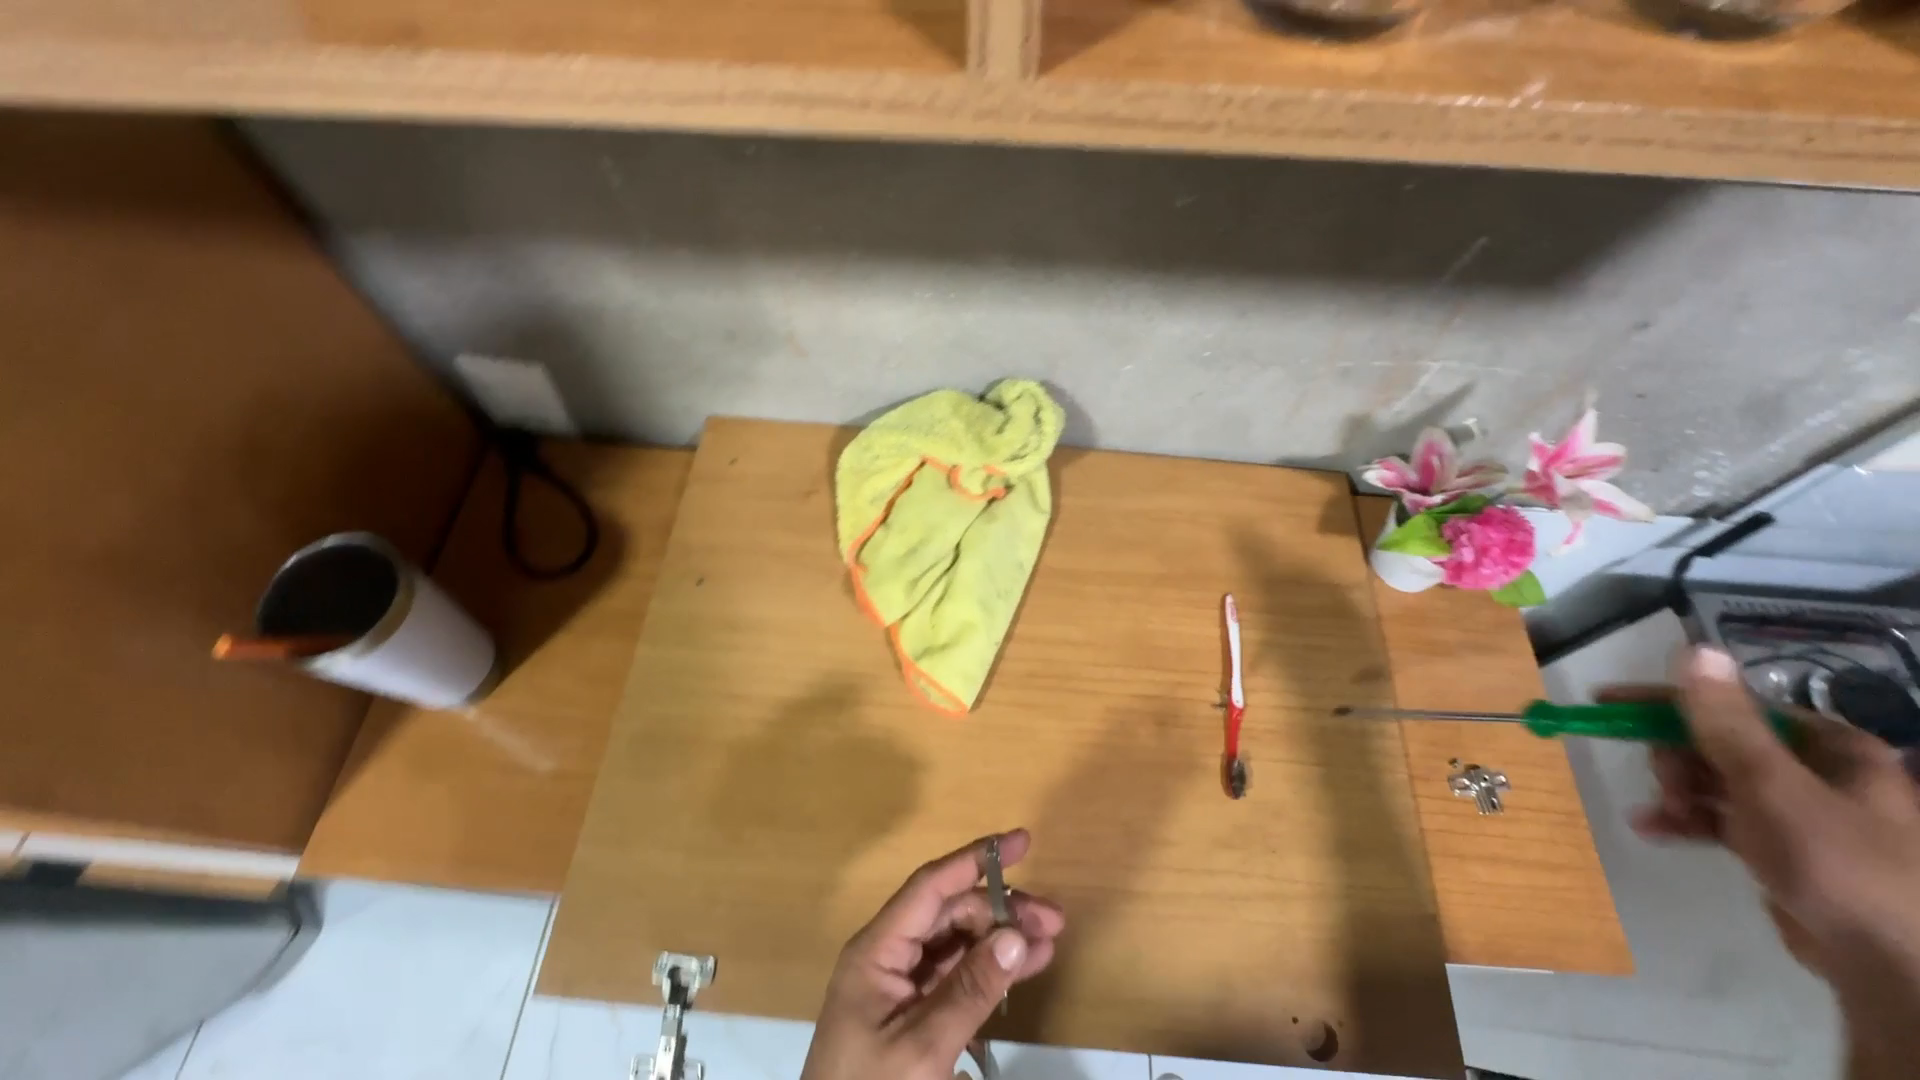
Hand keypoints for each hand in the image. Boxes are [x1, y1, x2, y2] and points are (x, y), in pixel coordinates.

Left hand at [800, 830, 1064, 1079]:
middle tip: (1053, 920)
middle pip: (949, 912)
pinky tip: (1024, 969)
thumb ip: (970, 989)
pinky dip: (990, 970)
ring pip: (957, 941)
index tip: (1023, 841)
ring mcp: (899, 984)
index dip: (976, 858)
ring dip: (1000, 938)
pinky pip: (955, 974)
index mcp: (877, 949)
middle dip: (1000, 908)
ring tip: (1049, 942)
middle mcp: (888, 955)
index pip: (931, 886)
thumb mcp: (922, 1046)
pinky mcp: (911, 1012)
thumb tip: (1016, 934)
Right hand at [1627, 646, 1919, 1078]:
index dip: (1671, 702)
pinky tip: (1652, 830)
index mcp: (1829, 747)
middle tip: (1663, 783)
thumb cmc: (1839, 865)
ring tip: (1659, 814)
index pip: (1734, 705)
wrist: (1888, 968)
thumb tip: (1695, 650)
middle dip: (1677, 759)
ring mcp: (1801, 814)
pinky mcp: (1784, 851)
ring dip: (1677, 791)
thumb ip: (1727, 722)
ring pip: (1716, 782)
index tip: (1609, 704)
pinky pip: (1721, 820)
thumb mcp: (1773, 786)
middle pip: (1720, 743)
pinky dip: (1686, 821)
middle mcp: (1818, 772)